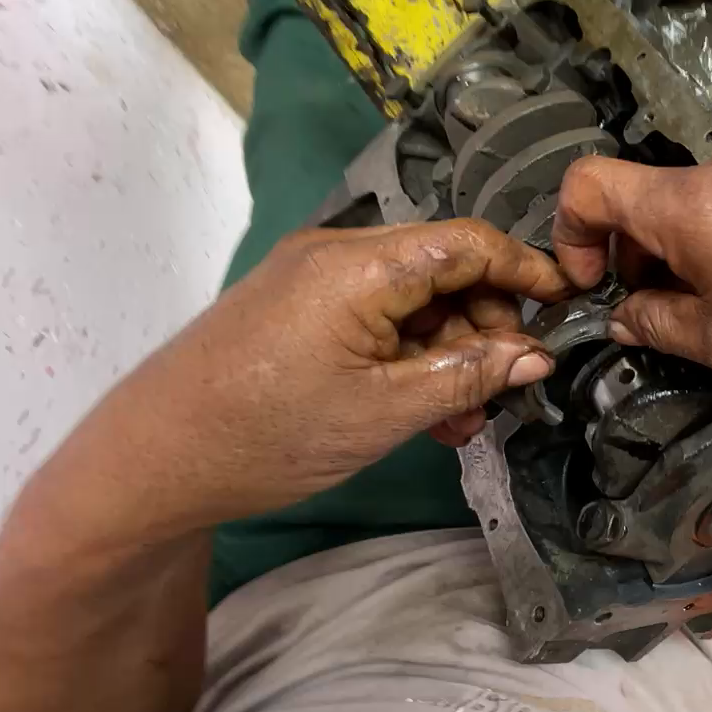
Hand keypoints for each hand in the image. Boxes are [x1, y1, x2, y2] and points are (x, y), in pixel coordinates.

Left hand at [54, 220, 569, 532]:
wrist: (143, 469)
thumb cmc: (268, 436)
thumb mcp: (386, 411)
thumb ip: (471, 375)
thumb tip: (539, 356)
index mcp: (359, 265)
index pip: (469, 242)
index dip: (527, 268)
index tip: (568, 304)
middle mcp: (340, 252)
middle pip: (448, 268)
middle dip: (488, 325)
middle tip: (502, 386)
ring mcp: (318, 277)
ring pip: (420, 298)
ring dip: (453, 350)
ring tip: (462, 416)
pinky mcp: (304, 304)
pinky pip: (383, 315)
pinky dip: (414, 354)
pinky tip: (427, 406)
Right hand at [550, 143, 711, 426]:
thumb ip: (656, 322)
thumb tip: (625, 314)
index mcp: (690, 201)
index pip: (590, 183)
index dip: (570, 234)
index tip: (593, 285)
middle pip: (650, 198)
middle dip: (638, 256)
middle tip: (665, 315)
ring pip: (701, 203)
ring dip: (688, 251)